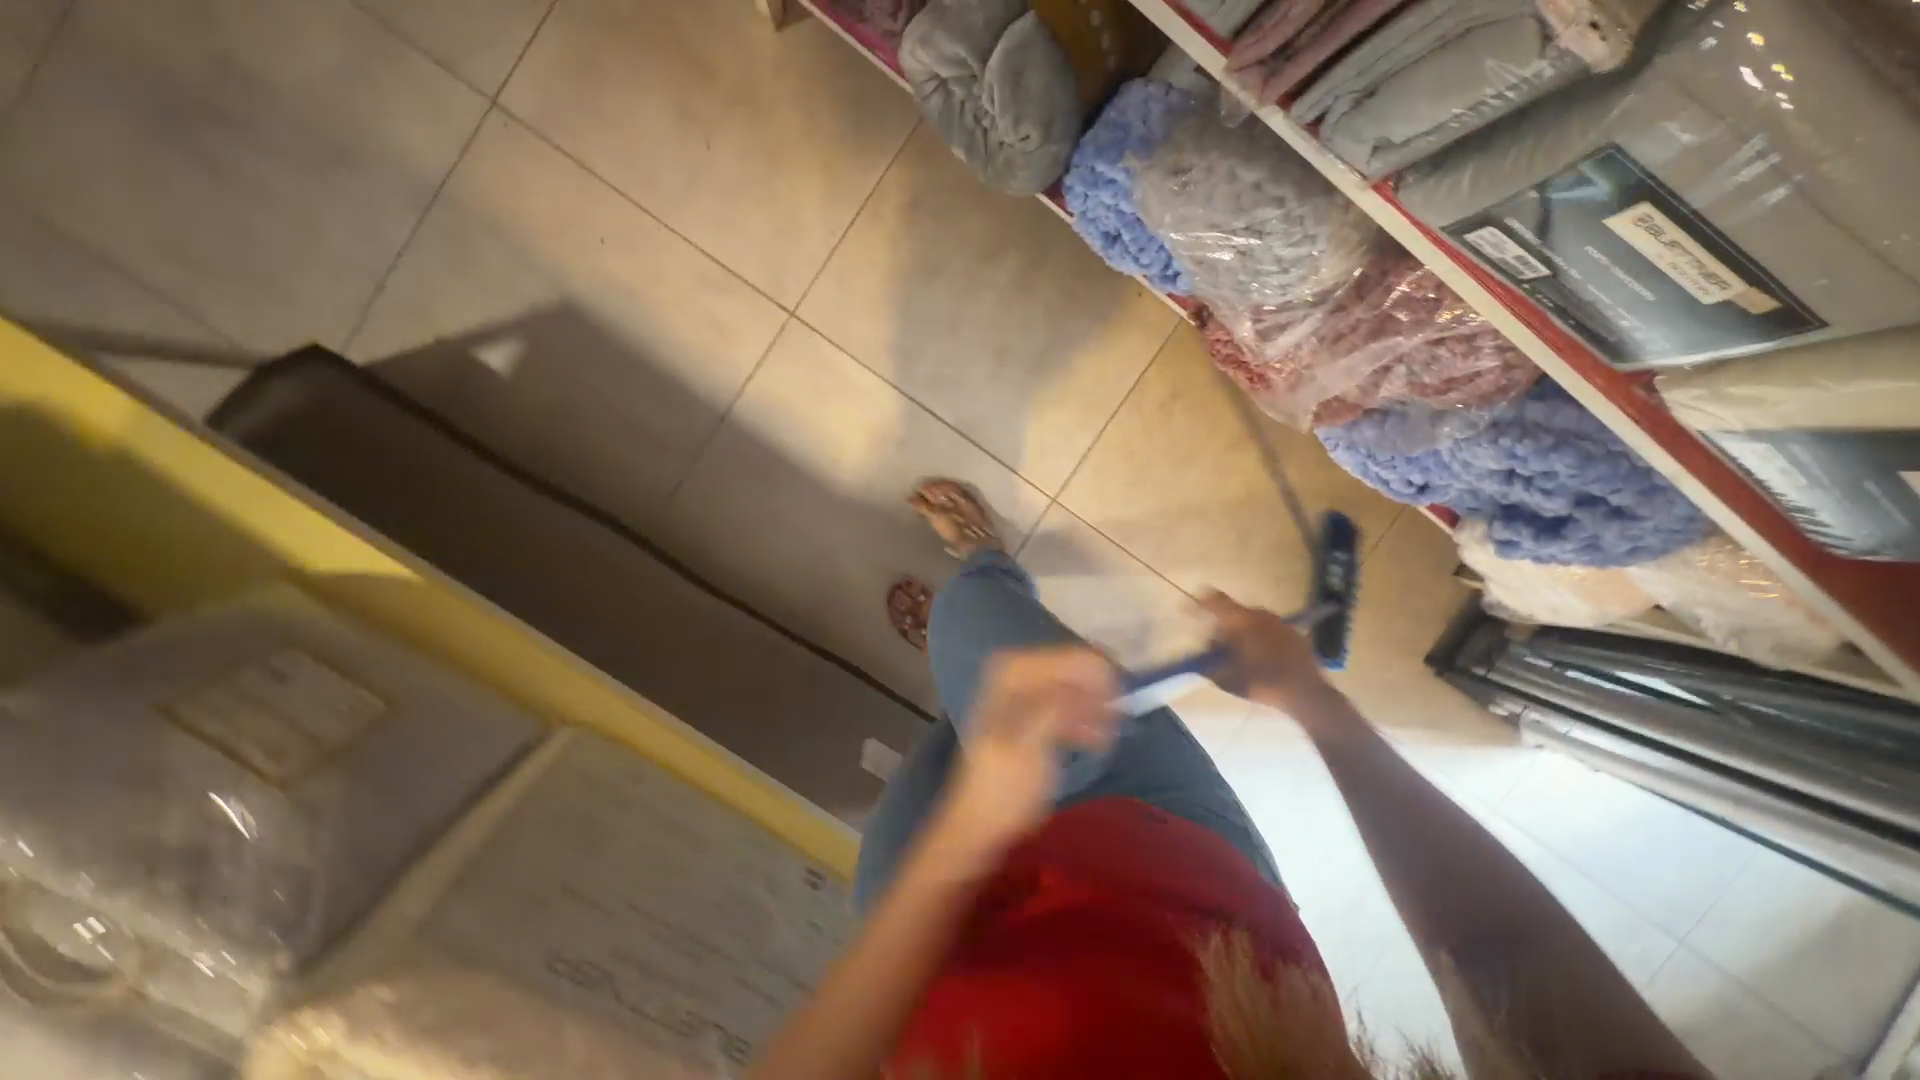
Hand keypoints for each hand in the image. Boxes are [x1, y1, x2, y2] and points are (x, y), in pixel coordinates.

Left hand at [927, 647, 1119, 864]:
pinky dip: (1084, 720)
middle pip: (1074, 669)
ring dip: (1095, 709)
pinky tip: (1096, 742)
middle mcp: (1016, 672)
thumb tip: (1093, 676)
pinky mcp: (1033, 713)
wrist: (980, 823)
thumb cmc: (1004, 786)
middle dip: (1099, 693)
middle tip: (1117, 720)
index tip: (1124, 699)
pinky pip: (1069, 705)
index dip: (1100, 674)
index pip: (1069, 657)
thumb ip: (1059, 703)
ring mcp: (1024, 692)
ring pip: (1075, 688)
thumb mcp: (1032, 743)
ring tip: (1107, 736)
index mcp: (1011, 672)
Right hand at [1198, 590, 1333, 711]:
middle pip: (1234, 613)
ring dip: (1243, 633)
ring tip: (1240, 653)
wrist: (1306, 694)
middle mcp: (1261, 615)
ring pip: (1253, 621)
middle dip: (1223, 626)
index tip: (1186, 609)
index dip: (1199, 603)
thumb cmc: (1262, 683)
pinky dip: (1261, 639)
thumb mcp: (1227, 678)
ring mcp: (1280, 623)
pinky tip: (1262, 658)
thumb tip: (1203, 656)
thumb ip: (1209, 664)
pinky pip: (1270, 631)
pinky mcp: (1295, 634)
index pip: (1215, 601)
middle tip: (1217, 645)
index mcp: (1242, 621)